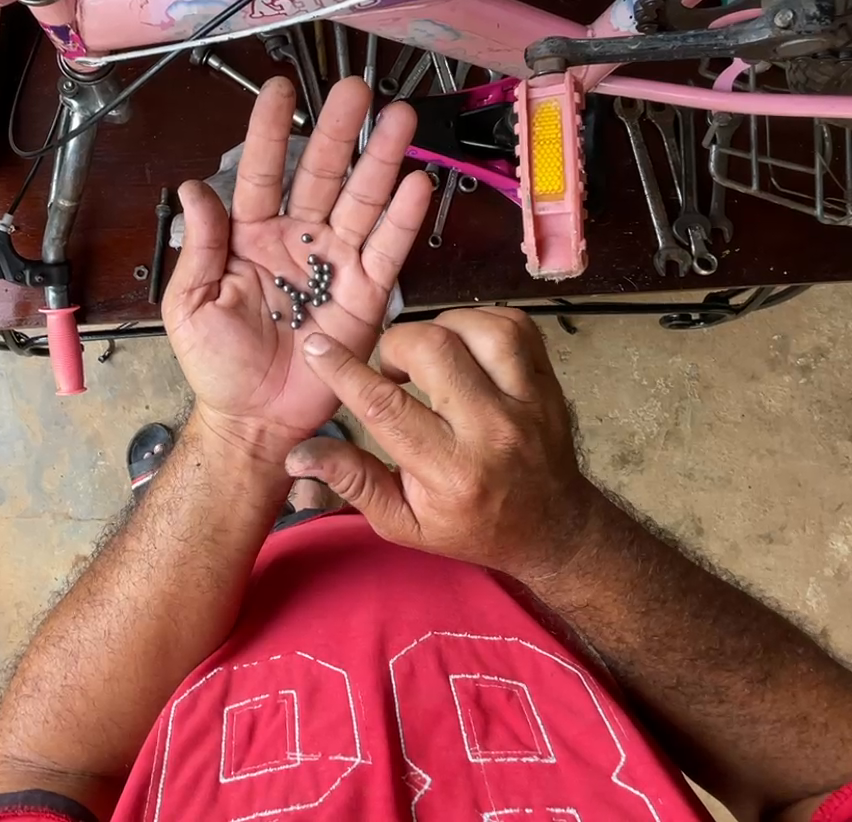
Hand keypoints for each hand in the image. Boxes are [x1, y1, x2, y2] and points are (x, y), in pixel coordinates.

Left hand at [163, 75, 432, 456]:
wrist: (253, 417)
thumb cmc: (216, 364)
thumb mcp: (190, 303)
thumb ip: (200, 246)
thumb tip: (194, 188)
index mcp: (248, 237)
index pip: (260, 172)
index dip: (268, 130)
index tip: (279, 89)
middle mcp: (296, 240)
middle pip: (321, 175)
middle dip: (339, 131)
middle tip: (356, 89)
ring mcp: (333, 264)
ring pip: (361, 202)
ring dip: (381, 161)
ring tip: (400, 119)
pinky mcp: (364, 294)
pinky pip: (385, 251)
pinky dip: (402, 218)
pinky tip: (417, 184)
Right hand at [287, 307, 603, 579]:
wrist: (553, 528)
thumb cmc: (468, 526)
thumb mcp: (402, 522)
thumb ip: (352, 481)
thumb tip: (298, 454)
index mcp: (451, 472)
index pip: (386, 407)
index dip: (343, 370)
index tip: (316, 346)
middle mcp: (493, 431)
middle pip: (432, 350)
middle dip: (393, 347)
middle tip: (389, 369)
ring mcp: (529, 401)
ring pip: (475, 327)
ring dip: (437, 330)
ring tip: (427, 355)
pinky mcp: (548, 380)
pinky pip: (511, 324)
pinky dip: (477, 323)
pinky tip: (462, 344)